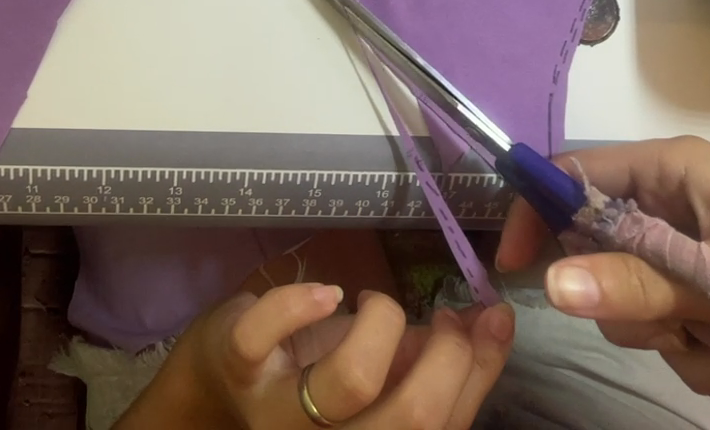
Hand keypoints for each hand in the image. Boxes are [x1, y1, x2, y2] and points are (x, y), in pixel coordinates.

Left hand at [119, 283, 514, 429]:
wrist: (216, 386)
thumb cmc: (310, 381)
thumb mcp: (379, 379)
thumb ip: (434, 362)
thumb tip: (492, 319)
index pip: (443, 429)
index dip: (474, 372)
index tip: (487, 318)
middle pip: (409, 418)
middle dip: (444, 355)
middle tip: (442, 315)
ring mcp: (277, 406)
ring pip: (350, 380)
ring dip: (381, 322)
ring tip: (372, 303)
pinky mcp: (236, 360)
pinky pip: (265, 334)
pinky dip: (299, 304)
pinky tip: (324, 292)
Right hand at [496, 137, 709, 422]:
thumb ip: (636, 283)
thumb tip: (547, 283)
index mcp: (675, 171)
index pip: (574, 176)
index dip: (538, 215)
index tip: (518, 272)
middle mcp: (680, 205)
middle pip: (601, 249)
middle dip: (636, 305)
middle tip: (686, 326)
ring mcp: (704, 254)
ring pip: (638, 301)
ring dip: (681, 343)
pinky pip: (677, 330)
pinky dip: (709, 361)